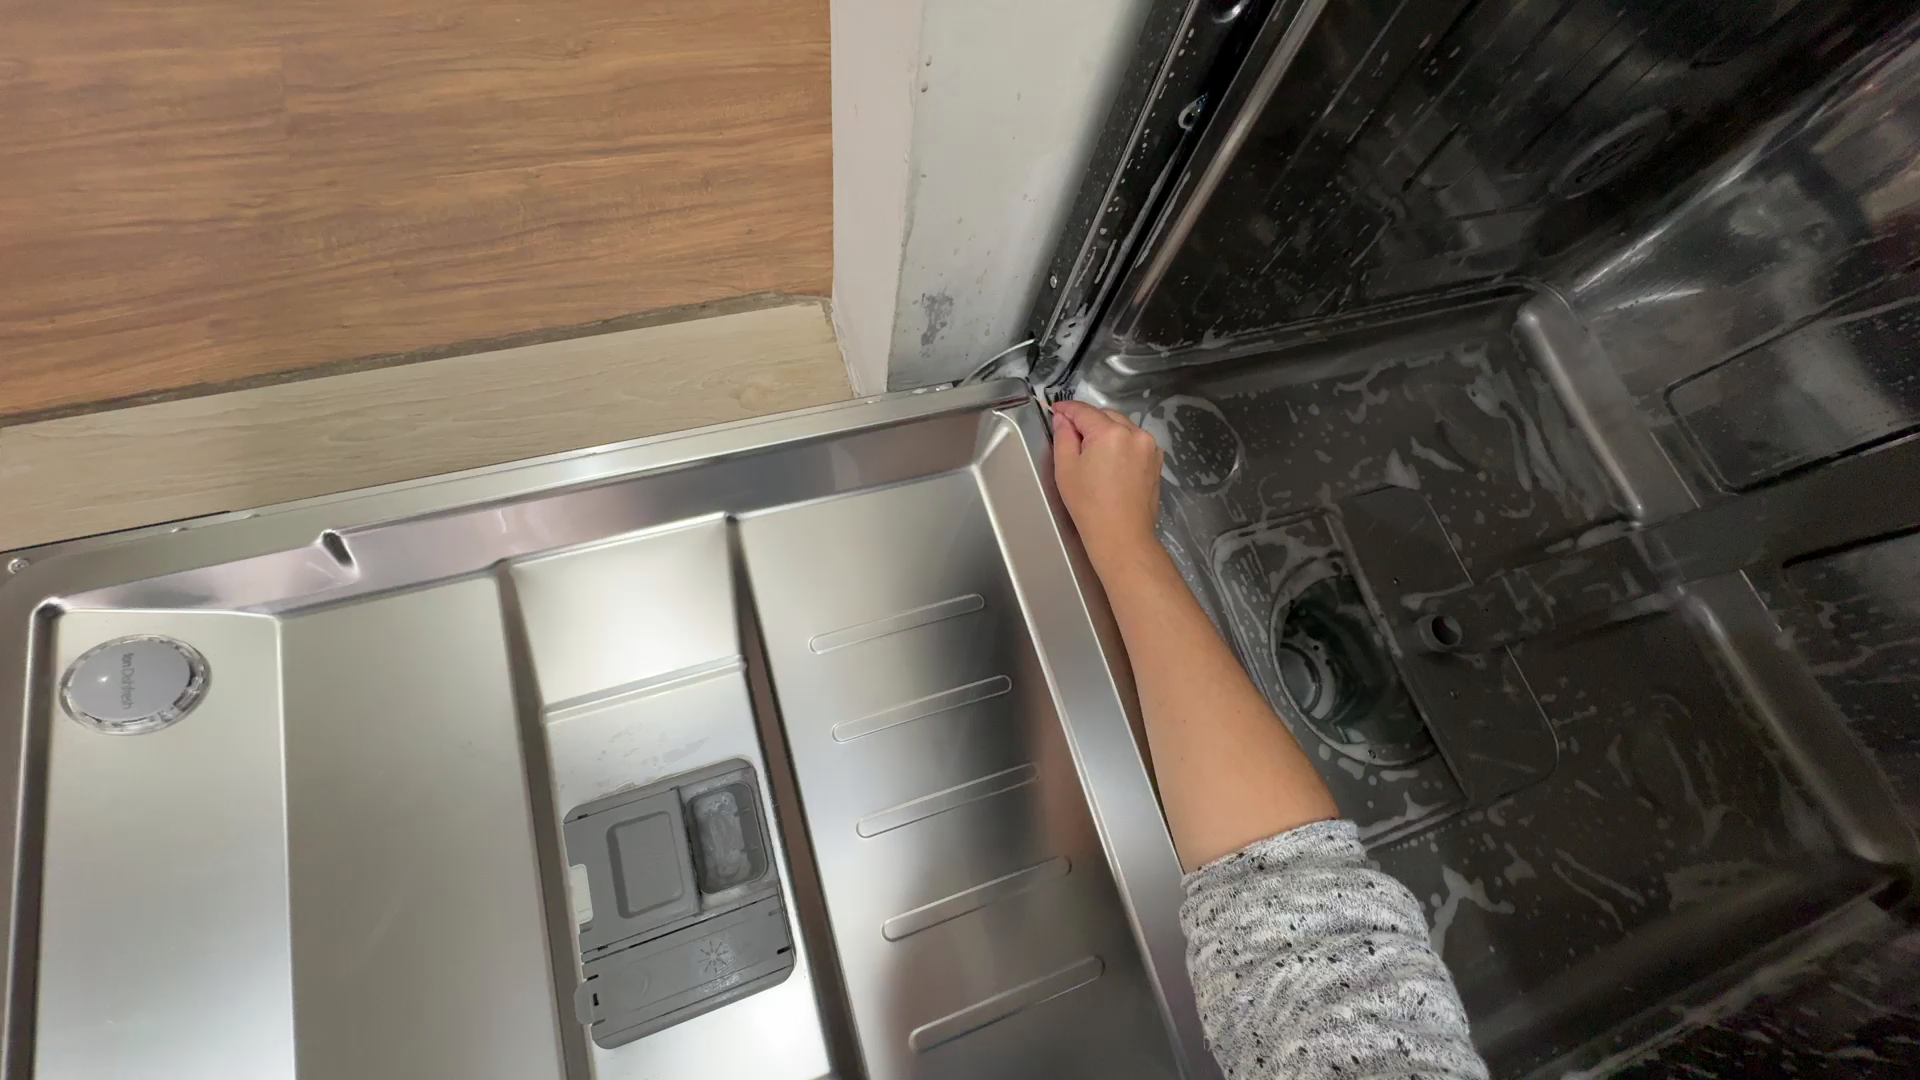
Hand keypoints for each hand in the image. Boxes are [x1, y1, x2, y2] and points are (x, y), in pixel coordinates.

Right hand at [1050, 400, 1164, 569]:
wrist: (1122, 536)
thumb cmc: (1088, 505)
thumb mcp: (1066, 469)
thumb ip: (1063, 437)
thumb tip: (1063, 419)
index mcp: (1110, 432)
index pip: (1084, 411)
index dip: (1066, 409)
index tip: (1055, 410)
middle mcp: (1135, 433)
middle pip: (1106, 415)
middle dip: (1088, 421)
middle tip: (1071, 437)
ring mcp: (1150, 446)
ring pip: (1123, 427)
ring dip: (1107, 432)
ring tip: (1093, 454)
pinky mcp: (1157, 460)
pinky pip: (1135, 442)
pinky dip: (1122, 444)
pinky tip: (1112, 464)